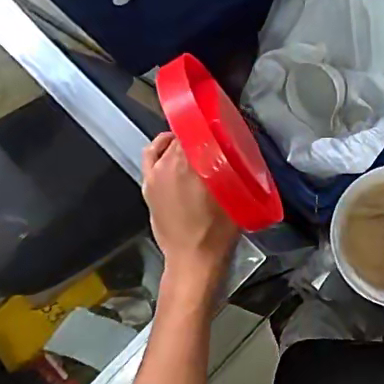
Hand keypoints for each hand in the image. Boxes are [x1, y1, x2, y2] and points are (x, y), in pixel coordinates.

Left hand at [141, 132, 238, 289]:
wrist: (192, 260)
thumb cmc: (218, 231)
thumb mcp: (235, 196)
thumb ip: (233, 169)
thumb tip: (236, 148)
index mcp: (192, 164)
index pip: (198, 128)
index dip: (211, 123)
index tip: (223, 124)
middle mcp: (170, 164)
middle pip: (183, 134)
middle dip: (199, 132)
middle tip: (214, 137)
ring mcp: (155, 174)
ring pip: (167, 143)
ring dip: (182, 140)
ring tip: (196, 144)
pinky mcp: (147, 185)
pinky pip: (151, 155)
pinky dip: (161, 148)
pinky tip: (171, 149)